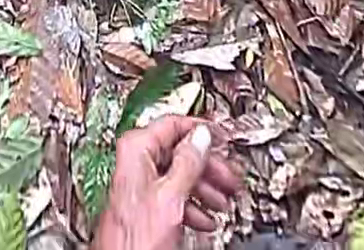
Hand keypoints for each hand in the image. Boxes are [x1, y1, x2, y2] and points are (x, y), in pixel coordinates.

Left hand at [92, 117, 239, 249]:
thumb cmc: (136, 239)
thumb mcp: (170, 195)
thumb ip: (188, 162)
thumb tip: (202, 136)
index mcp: (136, 148)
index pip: (174, 124)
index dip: (201, 130)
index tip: (221, 137)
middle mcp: (135, 162)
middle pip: (179, 152)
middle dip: (207, 167)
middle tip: (229, 176)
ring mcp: (138, 185)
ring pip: (179, 176)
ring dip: (203, 188)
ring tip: (222, 200)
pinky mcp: (143, 208)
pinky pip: (172, 197)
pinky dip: (191, 205)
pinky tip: (204, 218)